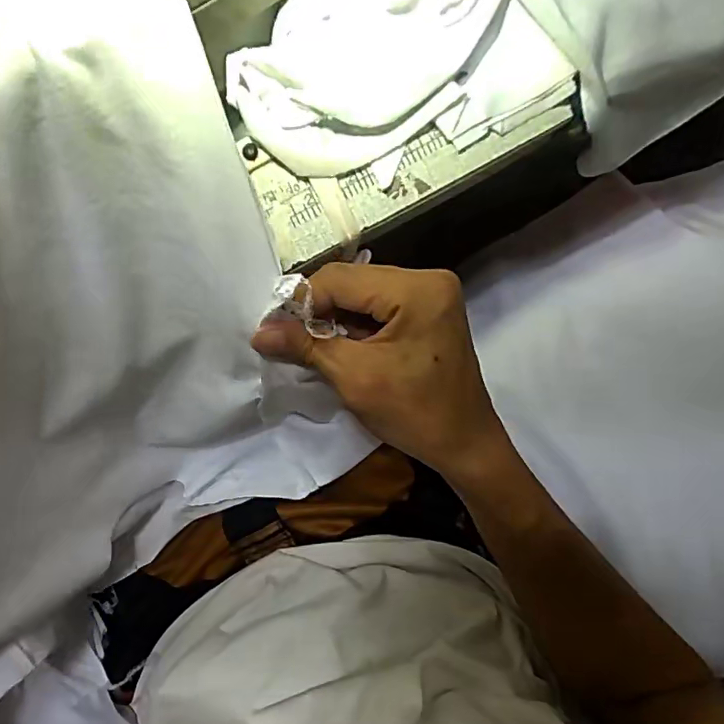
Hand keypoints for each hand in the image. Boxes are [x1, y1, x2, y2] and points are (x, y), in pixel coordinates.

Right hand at [252, 262, 511, 482]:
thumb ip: (306, 346)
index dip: (301, 303)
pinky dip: (355, 327)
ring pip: (363, 295)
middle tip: (287, 341)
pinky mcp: (429, 312)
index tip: (273, 332)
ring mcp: (431, 295)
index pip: (340, 279)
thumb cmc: (414, 414)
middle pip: (352, 282)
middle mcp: (428, 279)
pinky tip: (338, 348)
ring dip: (334, 320)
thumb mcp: (355, 378)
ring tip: (309, 347)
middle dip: (317, 312)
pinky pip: (380, 309)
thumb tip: (260, 331)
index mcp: (417, 289)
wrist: (464, 445)